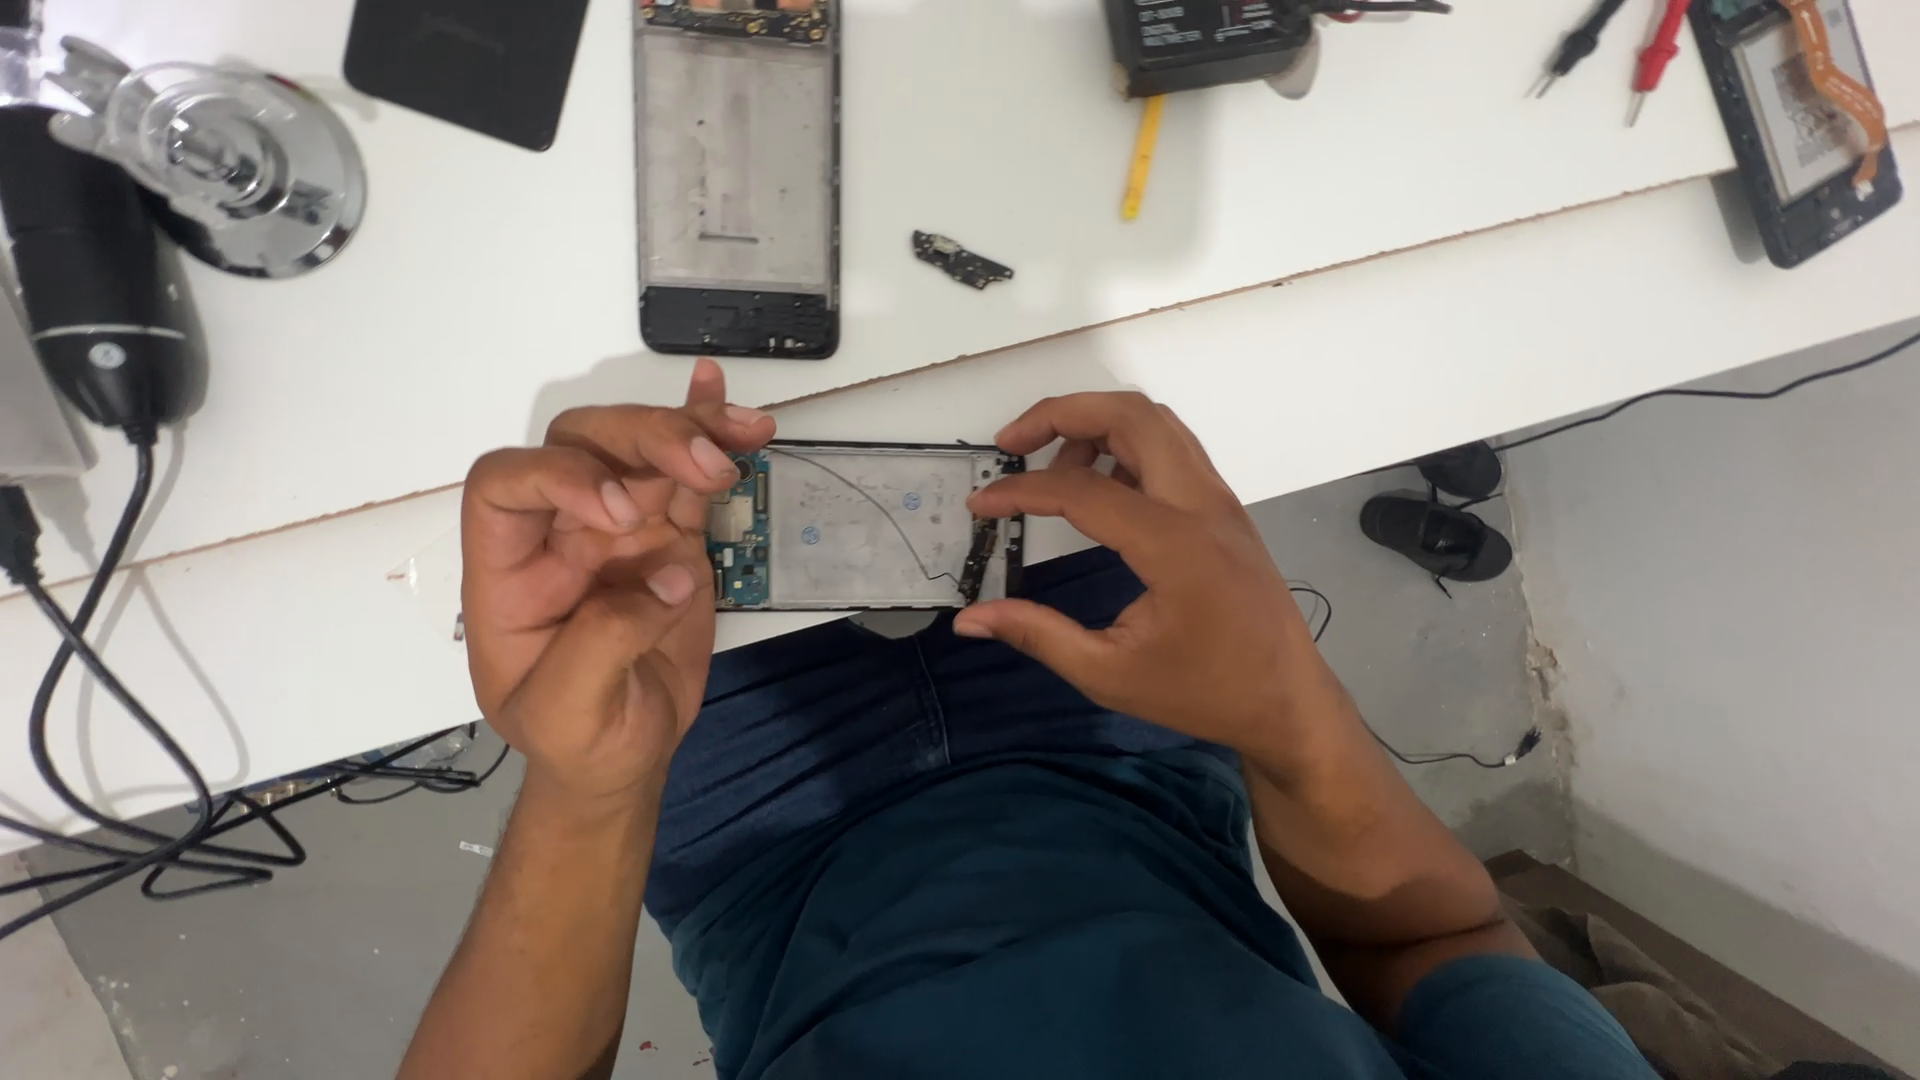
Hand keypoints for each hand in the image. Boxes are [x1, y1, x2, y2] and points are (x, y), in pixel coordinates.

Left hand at [460, 359, 775, 804]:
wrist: (625, 754)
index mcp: (512, 570)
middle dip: (645, 439)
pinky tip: (737, 413)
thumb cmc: (579, 740)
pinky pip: (687, 480)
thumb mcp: (569, 713)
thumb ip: (601, 643)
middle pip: (585, 444)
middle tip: (708, 468)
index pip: (506, 486)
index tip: (621, 516)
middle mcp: (563, 534)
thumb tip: (669, 573)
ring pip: (644, 449)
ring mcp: (623, 531)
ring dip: (694, 430)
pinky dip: (711, 438)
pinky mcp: (672, 539)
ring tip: (749, 432)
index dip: (559, 476)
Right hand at [954, 393, 1341, 761]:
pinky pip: (1173, 449)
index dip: (1020, 491)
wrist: (1288, 704)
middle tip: (1012, 442)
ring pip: (1157, 422)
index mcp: (1174, 545)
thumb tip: (969, 619)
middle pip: (1130, 414)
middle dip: (1062, 413)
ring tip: (1052, 467)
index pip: (1081, 489)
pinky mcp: (1224, 508)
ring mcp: (1219, 500)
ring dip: (1098, 423)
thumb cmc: (1203, 693)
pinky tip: (1099, 488)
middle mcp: (1202, 504)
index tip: (980, 505)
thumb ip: (1036, 634)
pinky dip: (1127, 445)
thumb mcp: (1107, 674)